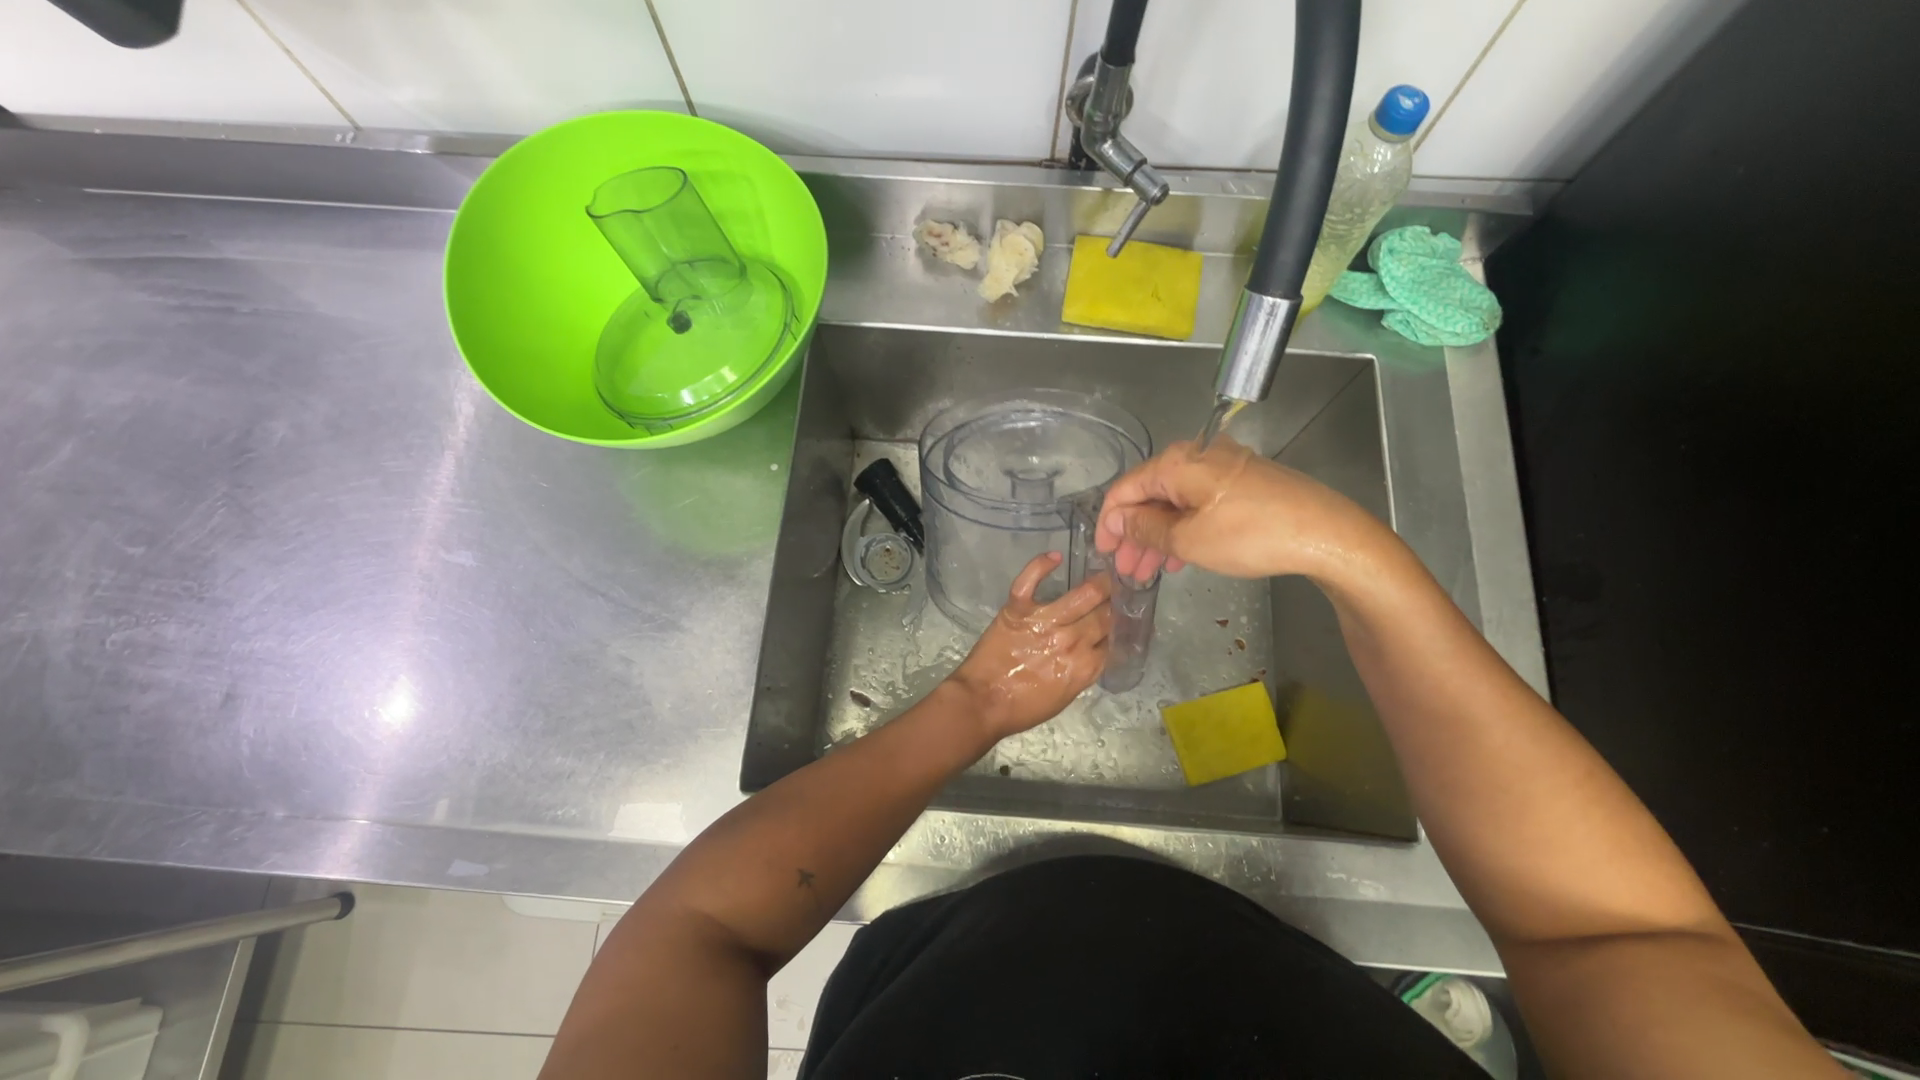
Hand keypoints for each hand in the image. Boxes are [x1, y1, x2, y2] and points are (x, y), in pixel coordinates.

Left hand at [946, 553, 1111, 741]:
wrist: (983, 703)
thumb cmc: (1023, 707)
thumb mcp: (1066, 696)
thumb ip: (1084, 671)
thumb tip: (1096, 651)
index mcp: (1085, 665)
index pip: (1114, 639)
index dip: (1123, 627)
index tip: (1128, 616)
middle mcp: (1072, 640)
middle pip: (1105, 615)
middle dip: (1117, 603)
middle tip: (1121, 590)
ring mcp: (1044, 622)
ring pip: (1083, 594)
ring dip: (1098, 583)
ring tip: (1105, 574)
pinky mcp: (1018, 610)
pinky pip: (1031, 580)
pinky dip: (1041, 564)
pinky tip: (1054, 556)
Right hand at [1096, 436, 1394, 582]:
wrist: (1325, 533)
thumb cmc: (1251, 535)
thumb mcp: (1189, 539)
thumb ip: (1146, 528)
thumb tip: (1119, 519)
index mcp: (1178, 463)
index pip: (1125, 488)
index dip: (1109, 522)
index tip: (1104, 553)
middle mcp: (1198, 456)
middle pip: (1151, 493)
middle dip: (1134, 533)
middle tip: (1127, 569)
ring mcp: (1224, 467)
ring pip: (1176, 501)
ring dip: (1159, 535)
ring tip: (1150, 571)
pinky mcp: (1245, 481)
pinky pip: (1200, 502)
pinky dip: (1184, 527)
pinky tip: (1181, 555)